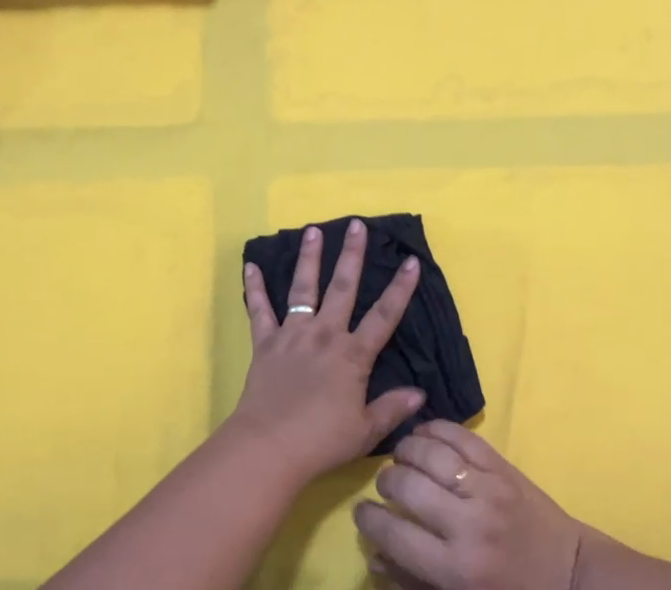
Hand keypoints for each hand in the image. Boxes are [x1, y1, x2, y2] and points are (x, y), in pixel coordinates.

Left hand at [228, 219, 425, 484]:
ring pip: (303, 288)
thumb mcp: (365, 431)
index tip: (412, 261)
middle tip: (357, 225)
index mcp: (353, 355)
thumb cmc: (322, 441)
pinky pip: (259, 310)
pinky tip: (251, 266)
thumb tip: (420, 393)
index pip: (384, 316)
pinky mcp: (265, 343)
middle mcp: (325, 335)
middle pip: (343, 288)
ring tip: (313, 230)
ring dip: (309, 258)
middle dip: (352, 254)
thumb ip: (392, 408)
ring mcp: (293, 334)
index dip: (401, 289)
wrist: (269, 446)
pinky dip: (254, 288)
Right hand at [354, 420, 582, 589]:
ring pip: (430, 453)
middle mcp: (468, 524)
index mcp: (456, 568)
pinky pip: (460, 435)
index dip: (368, 519)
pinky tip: (423, 435)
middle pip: (407, 485)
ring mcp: (487, 488)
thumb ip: (413, 580)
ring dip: (405, 451)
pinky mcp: (502, 466)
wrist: (570, 574)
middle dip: (385, 482)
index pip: (394, 533)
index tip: (362, 513)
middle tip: (385, 487)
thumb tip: (373, 554)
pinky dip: (434, 428)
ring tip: (401, 459)